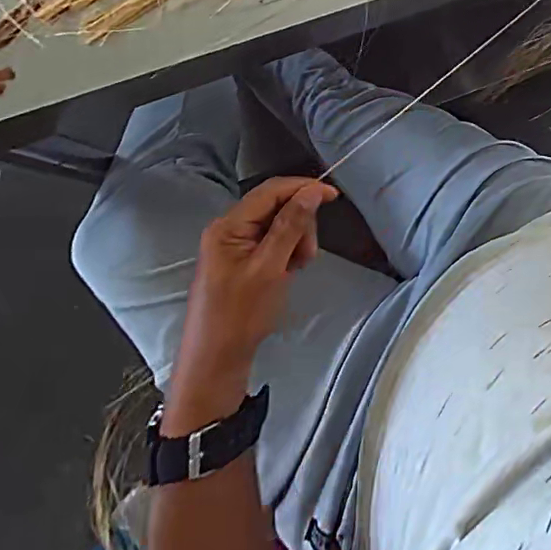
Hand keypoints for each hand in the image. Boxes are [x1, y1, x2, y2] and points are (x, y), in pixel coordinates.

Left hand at [164, 177, 336, 432]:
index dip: (303, 188)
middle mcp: (229, 229)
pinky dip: (289, 252)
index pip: (271, 190)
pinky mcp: (244, 259)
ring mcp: (235, 245)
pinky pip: (274, 242)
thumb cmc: (240, 315)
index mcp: (228, 226)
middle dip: (300, 223)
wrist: (216, 361)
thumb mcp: (270, 268)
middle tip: (307, 255)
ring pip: (280, 224)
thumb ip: (291, 226)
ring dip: (297, 240)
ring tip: (296, 267)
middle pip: (277, 205)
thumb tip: (312, 191)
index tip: (334, 196)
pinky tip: (289, 270)